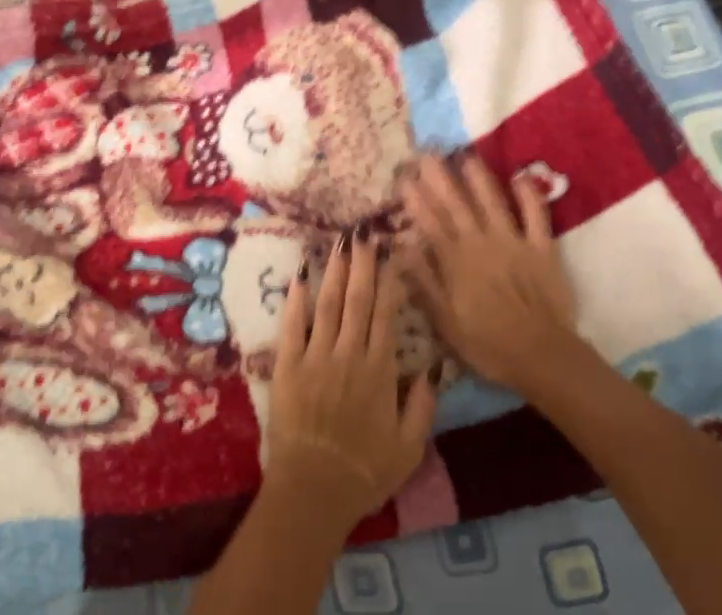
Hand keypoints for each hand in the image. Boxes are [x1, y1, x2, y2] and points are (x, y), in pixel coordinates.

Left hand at [265, 233, 436, 530]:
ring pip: (327, 304)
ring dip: (334, 271)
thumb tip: (434, 366)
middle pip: (357, 300)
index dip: (389, 280)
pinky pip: (292, 325)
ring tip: (339, 242)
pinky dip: (296, 298)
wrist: (314, 489)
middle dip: (362, 264)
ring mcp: (315, 357)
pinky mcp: (287, 366)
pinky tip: (300, 273)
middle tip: (364, 233)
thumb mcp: (409, 446)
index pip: (386, 314)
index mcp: (380, 370)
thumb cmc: (365, 472)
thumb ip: (423, 404)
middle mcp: (349, 354)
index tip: (392, 252)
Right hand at [398, 155, 578, 389]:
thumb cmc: (487, 344)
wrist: (542, 356)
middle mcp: (481, 244)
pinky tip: (520, 177)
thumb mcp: (444, 321)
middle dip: (440, 179)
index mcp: (455, 262)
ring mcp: (514, 243)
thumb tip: (401, 247)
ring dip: (478, 178)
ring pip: (492, 203)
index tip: (403, 178)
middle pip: (457, 205)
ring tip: (465, 155)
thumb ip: (423, 282)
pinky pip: (537, 216)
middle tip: (427, 154)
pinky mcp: (543, 249)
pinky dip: (529, 195)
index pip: (430, 223)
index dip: (416, 199)